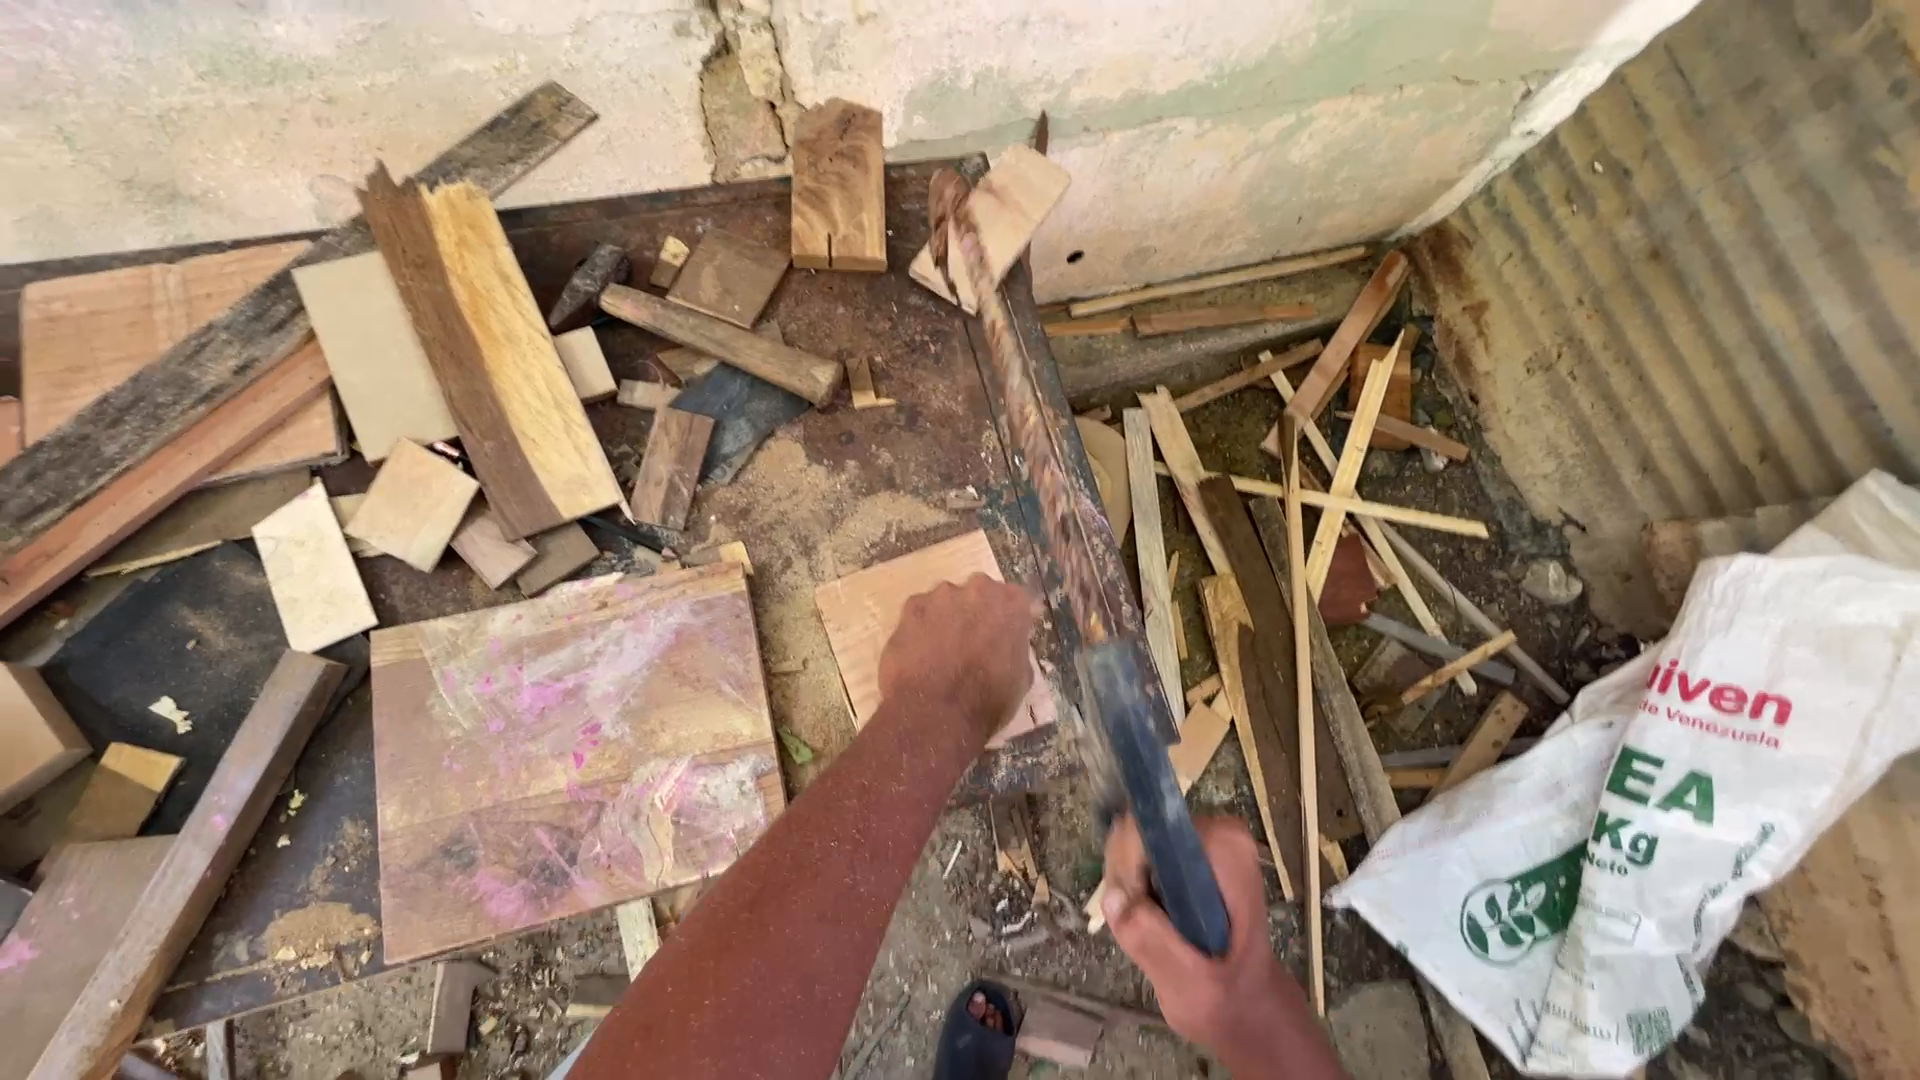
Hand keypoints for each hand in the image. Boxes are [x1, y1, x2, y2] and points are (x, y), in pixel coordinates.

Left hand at [878, 574, 1038, 743]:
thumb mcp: (1020, 678)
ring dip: (947, 618)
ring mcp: (941, 595)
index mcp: (1012, 604)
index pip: (1016, 600)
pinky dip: (920, 627)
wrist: (936, 713)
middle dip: (977, 612)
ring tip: (941, 651)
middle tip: (972, 642)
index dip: (1008, 619)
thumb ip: (1015, 649)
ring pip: (947, 600)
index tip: (1004, 634)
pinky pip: (920, 612)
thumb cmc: (988, 701)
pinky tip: (919, 652)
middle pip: (980, 593)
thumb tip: (1008, 646)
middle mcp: (979, 589)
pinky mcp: (911, 607)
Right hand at [1102, 817, 1337, 1075]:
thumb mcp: (1190, 984)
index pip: (1152, 827)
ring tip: (1145, 928)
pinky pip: (1139, 853)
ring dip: (1127, 885)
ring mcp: (1201, 838)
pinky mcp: (1188, 851)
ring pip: (1132, 841)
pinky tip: (1147, 918)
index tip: (1132, 907)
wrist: (1248, 1005)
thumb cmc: (1228, 998)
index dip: (1130, 865)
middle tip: (1136, 925)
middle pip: (1138, 830)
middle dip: (1126, 877)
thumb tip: (1114, 897)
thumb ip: (1153, 941)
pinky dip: (1132, 885)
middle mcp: (1216, 830)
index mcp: (1226, 849)